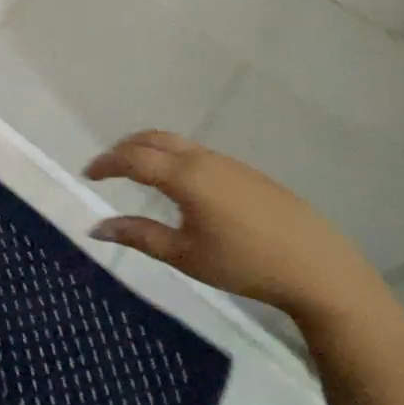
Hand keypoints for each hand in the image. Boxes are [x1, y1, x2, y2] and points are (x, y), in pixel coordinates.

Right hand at [84, 130, 388, 318]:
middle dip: (124, 148)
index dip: (107, 163)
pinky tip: (175, 185)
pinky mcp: (244, 172)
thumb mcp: (185, 255)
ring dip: (148, 149)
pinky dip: (171, 156)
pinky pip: (195, 152)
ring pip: (176, 142)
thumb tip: (96, 227)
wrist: (316, 266)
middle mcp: (203, 159)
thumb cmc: (244, 263)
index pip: (134, 158)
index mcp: (185, 177)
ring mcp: (227, 162)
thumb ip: (139, 237)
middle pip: (153, 138)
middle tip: (106, 167)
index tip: (88, 174)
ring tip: (135, 172)